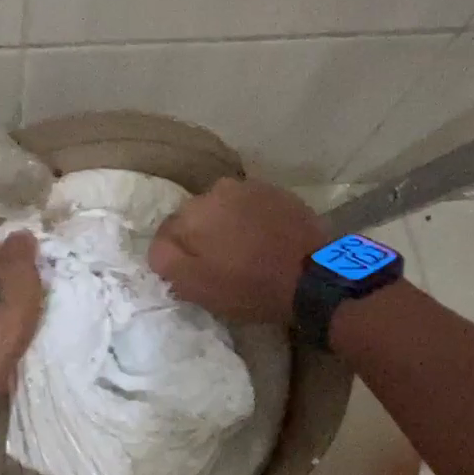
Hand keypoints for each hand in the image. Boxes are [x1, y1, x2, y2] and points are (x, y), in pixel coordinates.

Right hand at [149, 177, 328, 324]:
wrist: (315, 276)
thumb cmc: (249, 286)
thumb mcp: (196, 286)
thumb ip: (166, 262)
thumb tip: (159, 248)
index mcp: (191, 212)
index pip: (167, 233)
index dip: (177, 257)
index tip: (192, 276)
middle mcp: (216, 190)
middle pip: (196, 218)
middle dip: (202, 238)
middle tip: (219, 265)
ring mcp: (250, 188)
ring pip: (224, 210)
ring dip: (227, 228)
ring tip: (244, 253)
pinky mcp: (278, 193)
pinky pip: (252, 208)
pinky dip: (252, 223)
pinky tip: (265, 242)